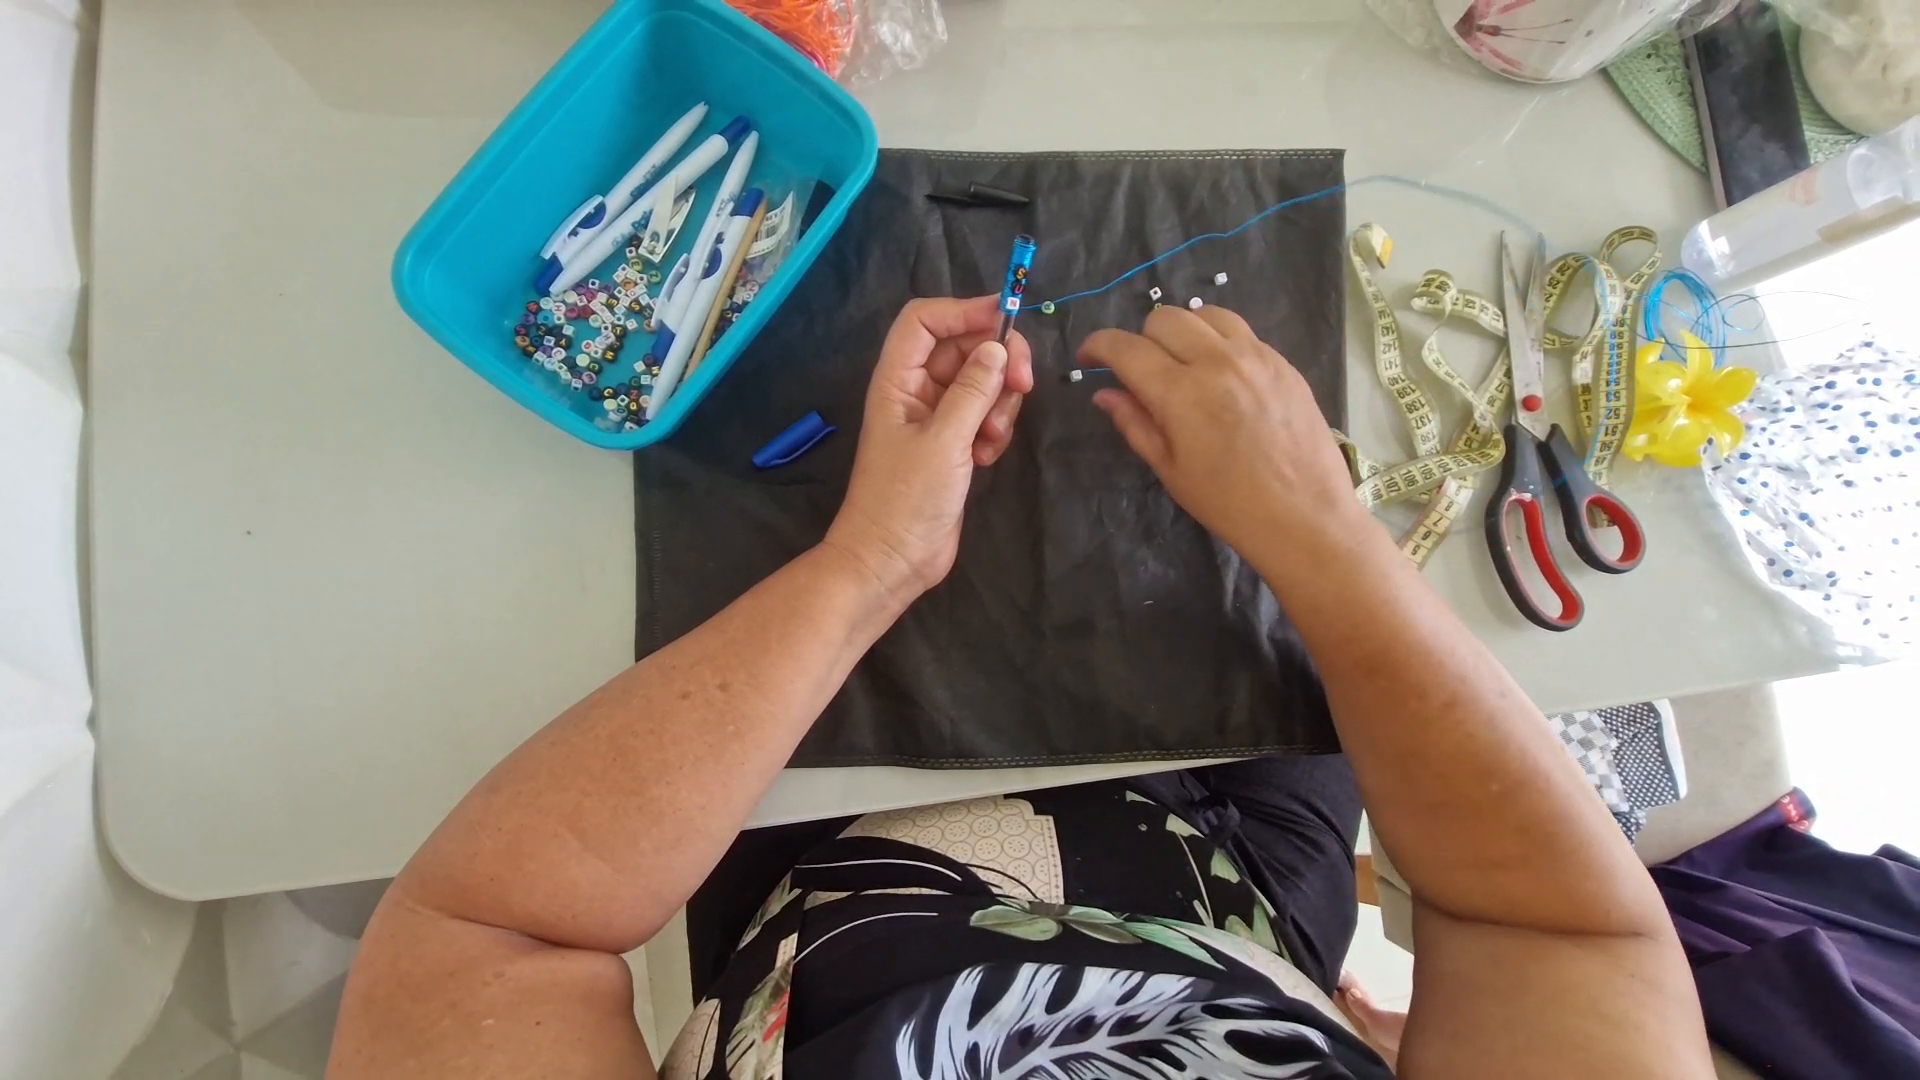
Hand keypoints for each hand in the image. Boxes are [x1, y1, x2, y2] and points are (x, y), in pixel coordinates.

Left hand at [824, 295, 1034, 601]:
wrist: (893, 560)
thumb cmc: (907, 499)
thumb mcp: (944, 441)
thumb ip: (973, 390)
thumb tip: (998, 348)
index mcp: (899, 380)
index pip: (925, 320)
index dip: (964, 310)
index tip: (1007, 318)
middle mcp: (917, 392)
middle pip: (964, 348)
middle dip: (997, 362)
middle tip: (1023, 384)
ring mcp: (937, 419)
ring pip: (981, 383)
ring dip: (998, 403)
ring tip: (990, 439)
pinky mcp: (954, 445)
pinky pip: (984, 416)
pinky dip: (994, 430)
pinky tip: (986, 458)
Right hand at [1080, 304, 1360, 557]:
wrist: (1303, 515)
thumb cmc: (1226, 502)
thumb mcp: (1169, 468)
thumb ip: (1134, 423)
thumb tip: (1105, 394)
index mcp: (1181, 393)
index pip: (1126, 348)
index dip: (1098, 347)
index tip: (1088, 359)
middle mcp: (1217, 361)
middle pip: (1164, 318)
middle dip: (1140, 339)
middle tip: (1139, 372)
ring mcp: (1255, 356)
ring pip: (1205, 314)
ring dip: (1181, 332)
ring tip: (1180, 363)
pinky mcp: (1282, 362)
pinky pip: (1240, 331)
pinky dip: (1217, 341)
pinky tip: (1218, 375)